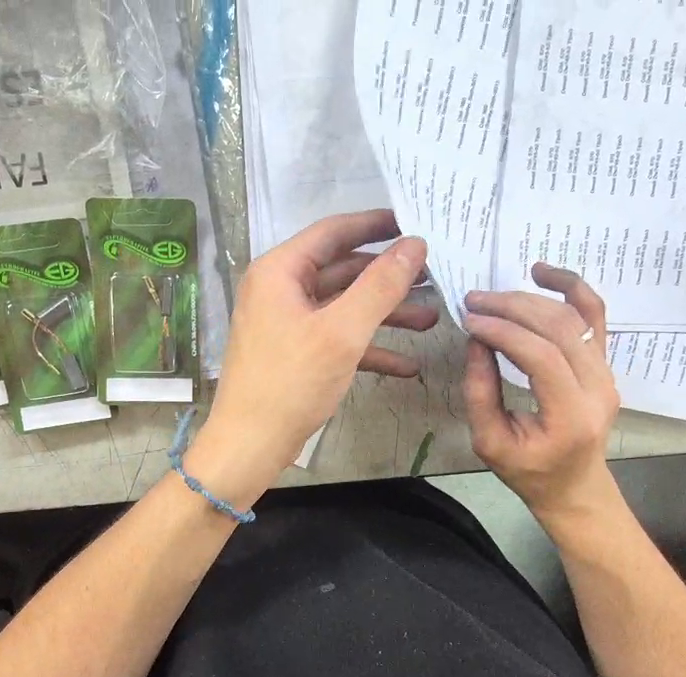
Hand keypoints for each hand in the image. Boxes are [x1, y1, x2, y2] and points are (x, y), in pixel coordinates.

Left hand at [187, 210, 434, 502]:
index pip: (334, 232)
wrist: (249, 445)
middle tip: (435, 275)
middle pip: (343, 271)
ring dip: (386, 315)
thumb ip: (380, 286)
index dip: (377, 225)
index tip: (417, 222)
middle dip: (389, 277)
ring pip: (344, 308)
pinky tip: (407, 366)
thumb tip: (415, 245)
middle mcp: (280, 290)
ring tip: (432, 319)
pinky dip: (370, 349)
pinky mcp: (296, 356)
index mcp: (280, 271)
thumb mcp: (342, 332)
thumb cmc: (291, 383)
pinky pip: (337, 341)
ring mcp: (287, 325)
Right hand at [461, 264, 622, 527]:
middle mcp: (598, 389)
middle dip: (513, 308)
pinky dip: (571, 287)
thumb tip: (478, 340)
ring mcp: (607, 372)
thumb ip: (482, 393)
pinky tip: (542, 273)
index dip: (504, 332)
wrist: (574, 485)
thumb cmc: (529, 472)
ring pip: (575, 316)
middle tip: (474, 301)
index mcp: (571, 417)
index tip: (470, 321)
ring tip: (494, 296)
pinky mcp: (605, 363)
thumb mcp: (491, 443)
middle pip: (560, 328)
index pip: (541, 357)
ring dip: (532, 298)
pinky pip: (594, 315)